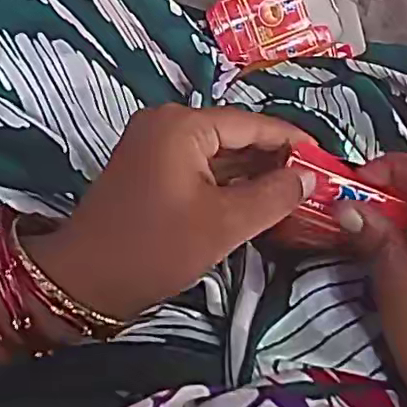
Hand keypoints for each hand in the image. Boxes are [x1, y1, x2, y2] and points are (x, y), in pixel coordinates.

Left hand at [30, 105, 314, 319]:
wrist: (81, 283)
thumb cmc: (153, 249)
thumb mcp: (222, 225)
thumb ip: (273, 196)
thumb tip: (309, 178)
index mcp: (182, 125)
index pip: (251, 124)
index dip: (292, 141)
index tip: (325, 158)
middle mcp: (167, 122)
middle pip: (234, 135)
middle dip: (273, 159)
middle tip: (313, 181)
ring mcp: (155, 143)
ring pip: (218, 152)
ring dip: (252, 172)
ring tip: (293, 191)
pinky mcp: (150, 165)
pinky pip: (200, 165)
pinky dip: (227, 181)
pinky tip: (256, 199)